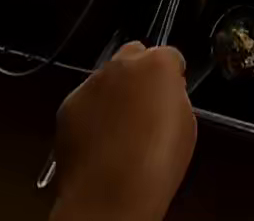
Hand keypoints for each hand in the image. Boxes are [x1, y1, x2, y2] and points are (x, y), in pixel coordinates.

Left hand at [48, 42, 196, 220]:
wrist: (109, 198)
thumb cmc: (159, 164)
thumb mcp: (186, 123)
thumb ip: (174, 96)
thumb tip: (164, 95)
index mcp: (158, 63)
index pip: (170, 56)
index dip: (172, 78)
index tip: (170, 99)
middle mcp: (124, 63)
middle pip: (135, 55)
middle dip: (140, 74)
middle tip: (143, 108)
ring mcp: (92, 82)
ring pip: (108, 77)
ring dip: (114, 93)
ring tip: (115, 129)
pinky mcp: (68, 105)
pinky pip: (85, 100)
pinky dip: (91, 113)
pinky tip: (96, 141)